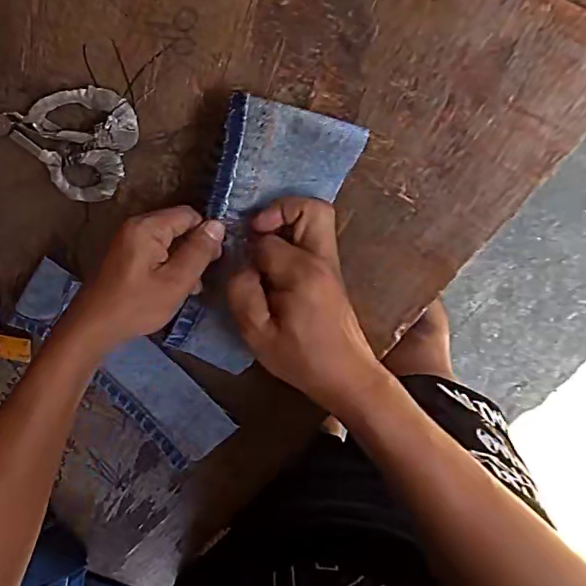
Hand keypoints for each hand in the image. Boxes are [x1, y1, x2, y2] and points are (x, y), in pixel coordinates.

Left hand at [55, 206, 224, 358]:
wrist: (93, 326)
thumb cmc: (136, 306)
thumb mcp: (176, 281)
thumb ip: (199, 252)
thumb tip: (217, 225)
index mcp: (147, 227)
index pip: (189, 214)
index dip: (206, 234)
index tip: (213, 261)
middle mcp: (135, 225)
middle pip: (177, 225)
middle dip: (194, 248)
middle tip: (200, 278)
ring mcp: (127, 239)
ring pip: (168, 240)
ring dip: (182, 260)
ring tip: (188, 287)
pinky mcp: (124, 254)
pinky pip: (154, 250)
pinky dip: (167, 265)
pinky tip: (171, 287)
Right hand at [226, 197, 385, 412]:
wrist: (347, 377)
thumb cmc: (301, 360)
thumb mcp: (257, 334)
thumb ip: (242, 293)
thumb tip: (241, 265)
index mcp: (303, 272)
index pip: (265, 241)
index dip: (246, 251)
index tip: (238, 271)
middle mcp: (321, 260)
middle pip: (310, 208)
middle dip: (278, 209)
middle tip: (254, 231)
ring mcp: (331, 264)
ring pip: (316, 217)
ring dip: (287, 220)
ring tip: (261, 242)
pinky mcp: (331, 272)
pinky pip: (313, 236)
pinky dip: (293, 236)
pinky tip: (273, 262)